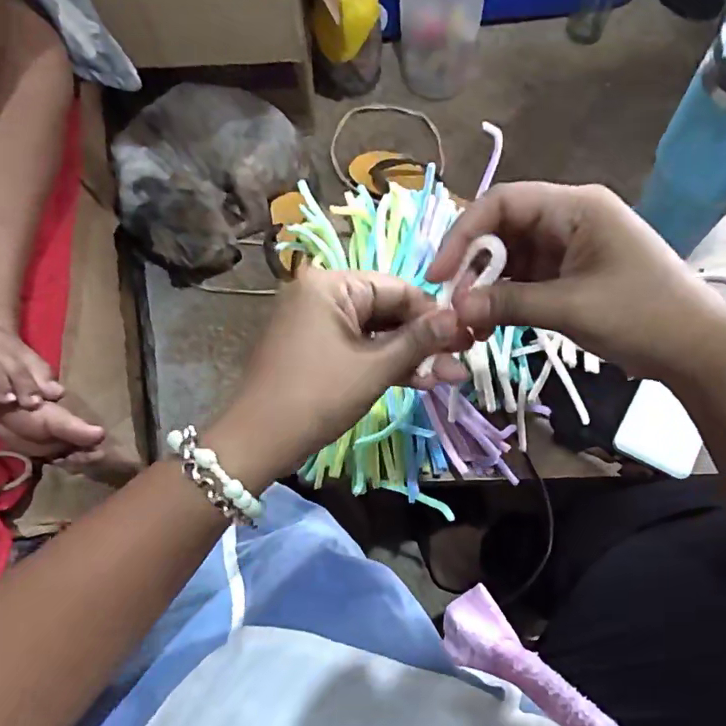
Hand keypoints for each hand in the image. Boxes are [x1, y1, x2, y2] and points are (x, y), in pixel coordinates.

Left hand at [205, 266, 467, 488]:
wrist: (259, 440)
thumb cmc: (318, 396)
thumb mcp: (374, 368)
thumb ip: (418, 341)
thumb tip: (458, 317)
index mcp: (330, 285)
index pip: (398, 288)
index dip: (434, 314)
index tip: (466, 337)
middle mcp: (321, 294)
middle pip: (388, 310)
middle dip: (425, 341)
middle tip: (461, 362)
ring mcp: (316, 323)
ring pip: (376, 333)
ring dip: (410, 357)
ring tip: (448, 378)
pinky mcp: (316, 349)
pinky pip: (359, 348)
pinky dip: (385, 364)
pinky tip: (420, 381)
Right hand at [431, 182, 725, 380]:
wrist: (696, 347)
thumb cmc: (641, 316)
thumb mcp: (570, 308)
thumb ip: (510, 304)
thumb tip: (456, 309)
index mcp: (576, 206)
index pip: (504, 202)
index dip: (464, 234)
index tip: (438, 274)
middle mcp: (573, 218)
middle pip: (506, 230)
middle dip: (475, 266)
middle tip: (454, 307)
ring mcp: (576, 248)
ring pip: (516, 259)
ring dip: (490, 288)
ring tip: (470, 324)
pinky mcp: (578, 275)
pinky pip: (532, 280)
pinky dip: (510, 300)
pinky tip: (492, 325)